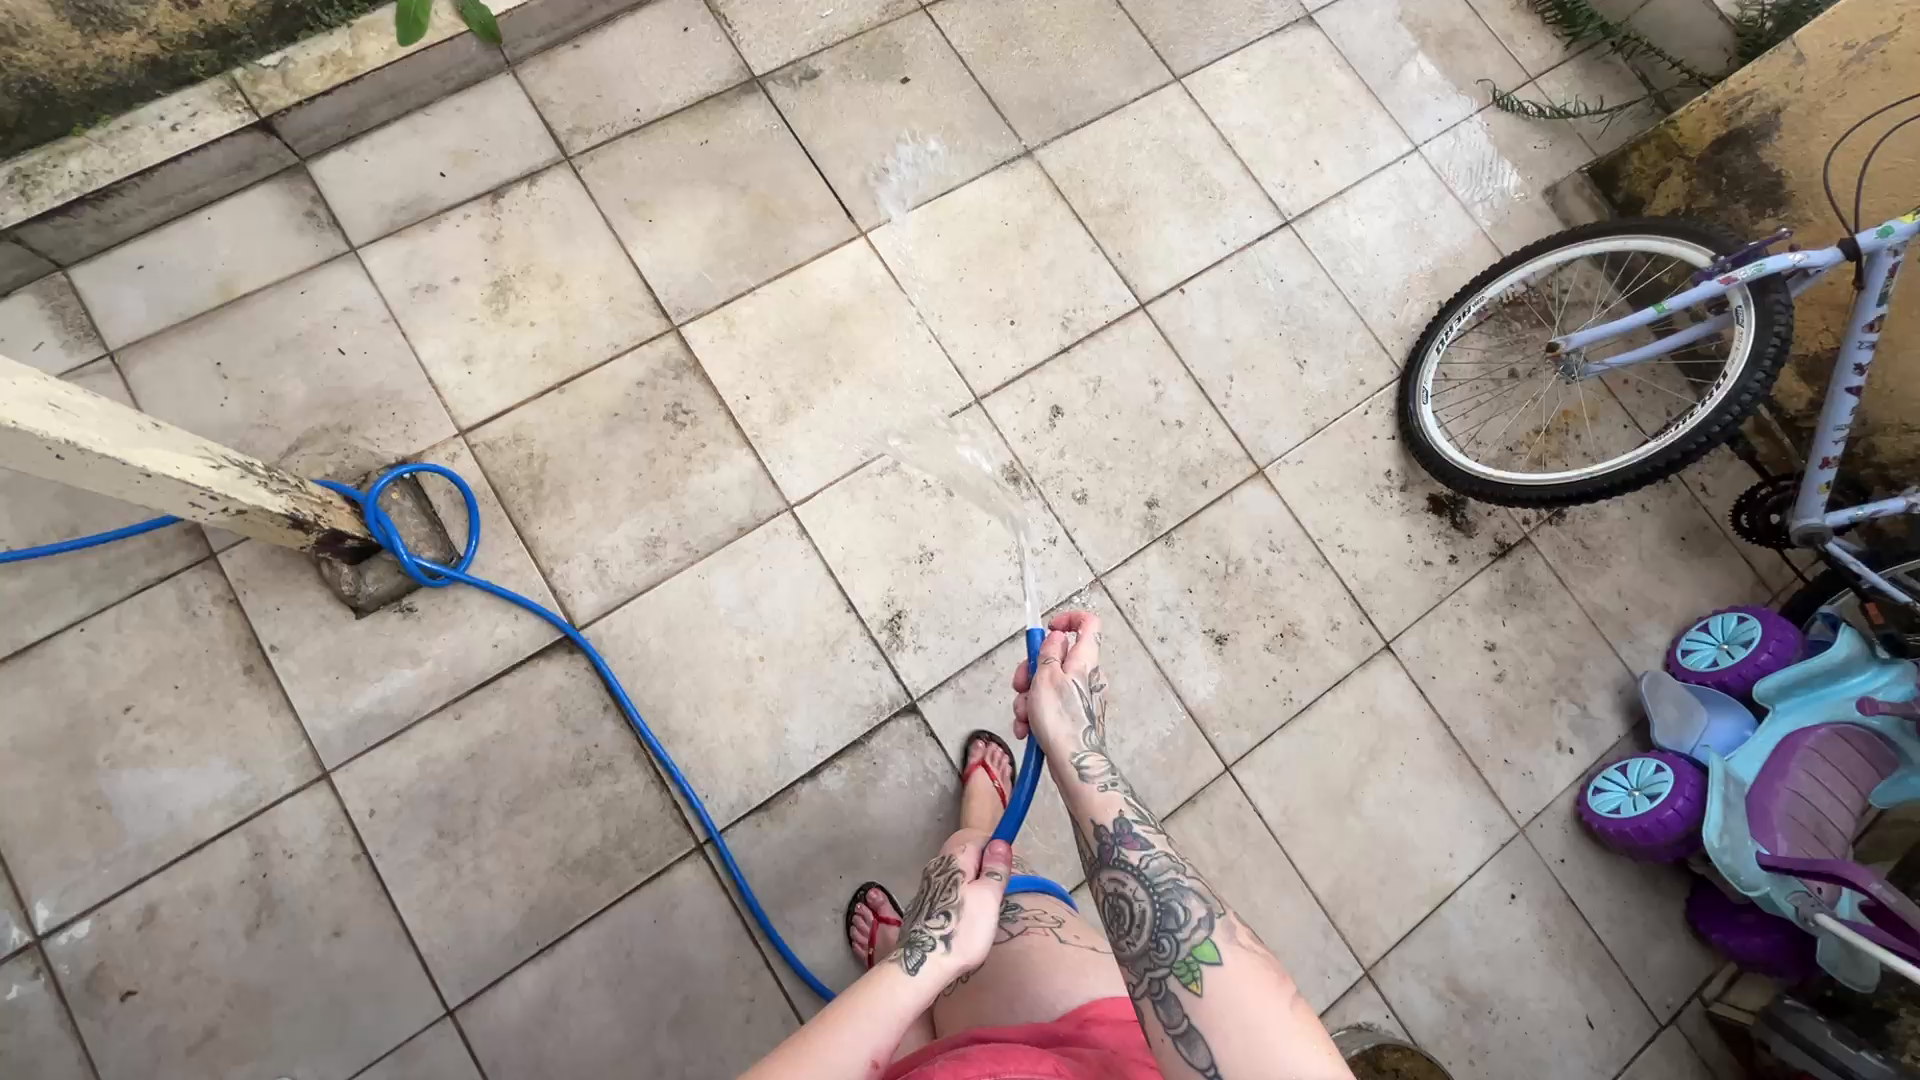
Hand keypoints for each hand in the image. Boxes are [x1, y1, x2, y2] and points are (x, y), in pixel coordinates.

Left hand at [888, 830, 1013, 983]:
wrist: (922, 964)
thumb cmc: (961, 929)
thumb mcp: (988, 898)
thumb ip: (995, 869)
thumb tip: (1001, 842)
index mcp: (955, 859)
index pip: (980, 840)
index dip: (996, 852)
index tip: (1005, 874)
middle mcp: (938, 865)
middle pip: (968, 858)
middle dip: (985, 872)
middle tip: (996, 898)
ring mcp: (928, 885)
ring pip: (959, 877)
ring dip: (973, 888)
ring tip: (982, 914)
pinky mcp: (924, 904)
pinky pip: (949, 892)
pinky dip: (960, 900)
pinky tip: (964, 922)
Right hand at [1010, 610, 1106, 756]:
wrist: (1074, 764)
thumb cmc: (1062, 720)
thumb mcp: (1046, 677)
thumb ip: (1049, 651)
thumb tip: (1057, 636)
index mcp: (1085, 660)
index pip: (1089, 624)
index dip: (1068, 619)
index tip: (1048, 629)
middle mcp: (1086, 676)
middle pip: (1056, 657)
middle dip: (1031, 671)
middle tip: (1020, 685)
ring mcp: (1080, 697)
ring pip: (1047, 684)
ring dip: (1028, 698)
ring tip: (1024, 715)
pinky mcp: (1072, 716)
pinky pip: (1049, 706)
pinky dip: (1035, 714)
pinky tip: (1026, 729)